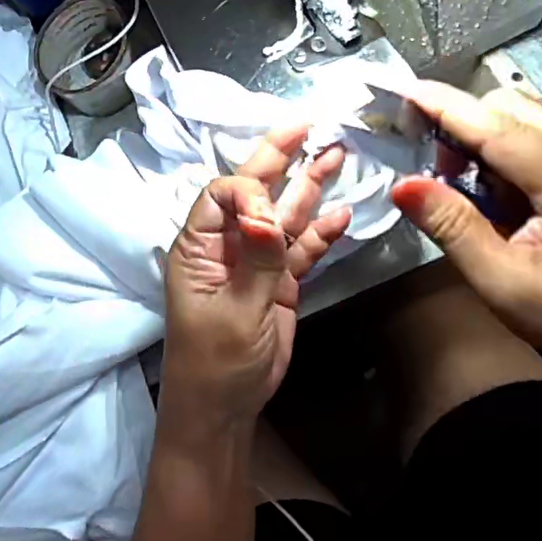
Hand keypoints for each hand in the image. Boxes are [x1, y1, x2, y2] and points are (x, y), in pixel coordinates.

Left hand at [163, 125, 352, 425]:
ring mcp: (256, 263)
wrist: (224, 413)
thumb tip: (266, 213)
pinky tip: (342, 215)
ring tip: (334, 155)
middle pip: (252, 193)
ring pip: (283, 217)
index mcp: (199, 247)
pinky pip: (301, 250)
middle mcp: (226, 246)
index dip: (248, 191)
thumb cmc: (214, 364)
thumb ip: (258, 261)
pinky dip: (320, 234)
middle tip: (307, 127)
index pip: (222, 196)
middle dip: (278, 160)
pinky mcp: (279, 283)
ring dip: (307, 189)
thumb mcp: (234, 312)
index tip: (269, 212)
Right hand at [390, 84, 541, 382]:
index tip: (403, 91)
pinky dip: (502, 154)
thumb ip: (453, 228)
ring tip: (457, 183)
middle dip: (464, 123)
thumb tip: (402, 185)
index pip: (501, 129)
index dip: (448, 107)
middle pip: (516, 109)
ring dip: (482, 137)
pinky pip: (538, 142)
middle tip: (432, 168)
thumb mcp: (505, 284)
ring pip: (527, 121)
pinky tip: (491, 193)